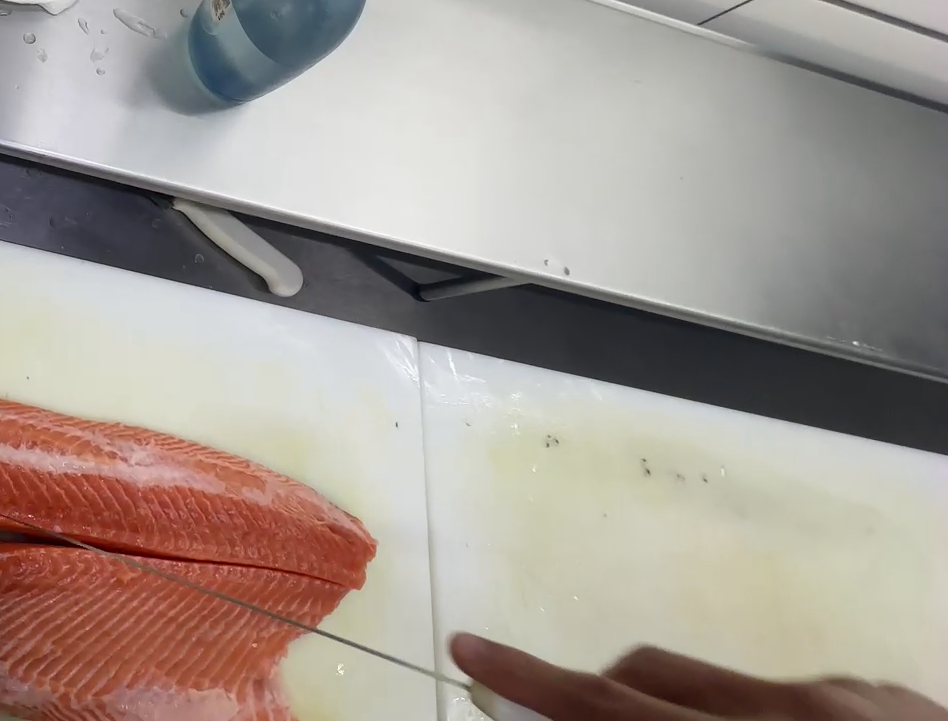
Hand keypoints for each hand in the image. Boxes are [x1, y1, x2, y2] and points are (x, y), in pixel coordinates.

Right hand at [452, 633, 945, 719]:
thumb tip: (601, 713)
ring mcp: (855, 697)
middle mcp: (799, 709)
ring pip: (712, 678)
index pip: (614, 706)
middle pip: (644, 673)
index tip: (464, 646)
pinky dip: (760, 717)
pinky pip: (793, 690)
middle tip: (554, 709)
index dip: (528, 675)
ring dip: (675, 708)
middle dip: (585, 688)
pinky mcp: (897, 696)